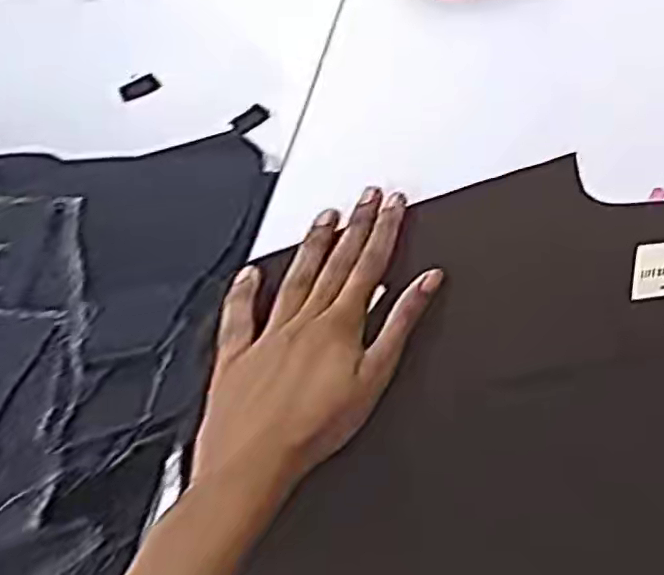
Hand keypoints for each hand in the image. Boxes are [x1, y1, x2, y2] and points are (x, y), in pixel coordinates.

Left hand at [193, 188, 442, 494]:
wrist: (252, 467)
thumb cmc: (317, 425)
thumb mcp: (377, 372)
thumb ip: (402, 320)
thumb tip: (427, 282)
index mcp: (340, 322)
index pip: (370, 263)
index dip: (385, 228)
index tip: (394, 203)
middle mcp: (304, 321)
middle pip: (337, 261)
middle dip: (356, 224)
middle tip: (366, 196)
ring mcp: (268, 336)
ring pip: (295, 278)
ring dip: (313, 244)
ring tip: (325, 217)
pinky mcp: (236, 359)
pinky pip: (239, 316)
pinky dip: (244, 292)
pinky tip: (250, 272)